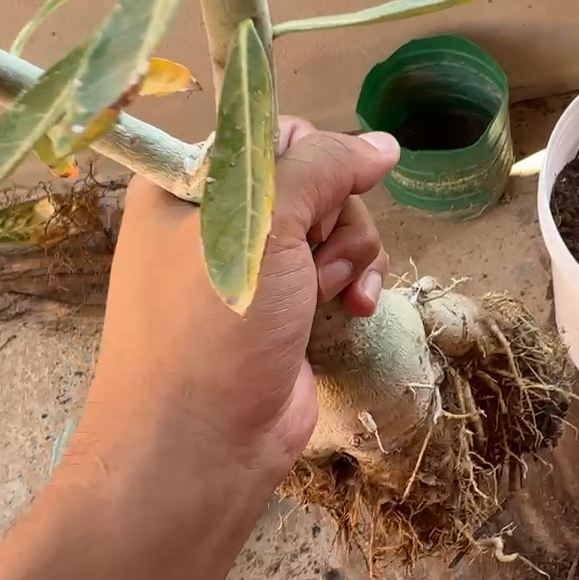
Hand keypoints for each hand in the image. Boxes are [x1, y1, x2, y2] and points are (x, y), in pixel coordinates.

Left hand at [81, 118, 399, 484]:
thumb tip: (385, 145)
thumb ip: (324, 169)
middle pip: (320, 179)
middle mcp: (226, 217)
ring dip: (352, 256)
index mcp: (192, 184)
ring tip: (330, 295)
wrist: (202, 445)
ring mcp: (262, 264)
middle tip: (312, 261)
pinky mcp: (293, 302)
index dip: (311, 160)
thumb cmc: (212, 327)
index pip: (274, 134)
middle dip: (336, 219)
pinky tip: (355, 308)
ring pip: (342, 223)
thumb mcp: (263, 228)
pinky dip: (358, 283)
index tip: (315, 200)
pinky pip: (346, 266)